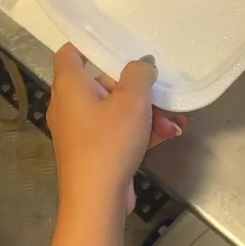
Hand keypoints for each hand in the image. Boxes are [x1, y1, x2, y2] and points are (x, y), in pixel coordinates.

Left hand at [48, 45, 186, 214]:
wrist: (96, 200)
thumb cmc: (109, 142)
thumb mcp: (132, 100)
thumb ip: (140, 74)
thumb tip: (142, 64)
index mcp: (70, 86)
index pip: (70, 53)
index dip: (89, 46)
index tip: (117, 47)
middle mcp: (69, 106)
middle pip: (104, 84)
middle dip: (138, 90)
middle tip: (163, 96)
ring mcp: (80, 131)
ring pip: (115, 111)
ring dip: (147, 113)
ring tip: (175, 122)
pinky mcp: (92, 152)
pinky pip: (117, 132)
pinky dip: (139, 132)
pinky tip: (168, 135)